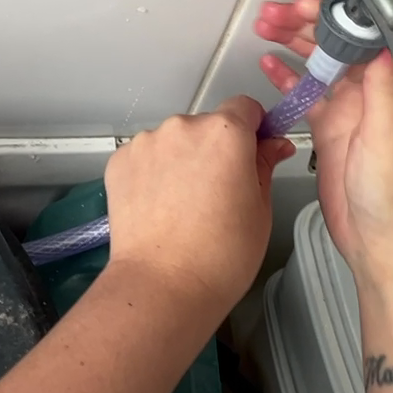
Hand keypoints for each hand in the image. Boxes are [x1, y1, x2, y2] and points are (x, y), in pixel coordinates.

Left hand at [103, 97, 295, 319]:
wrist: (162, 285)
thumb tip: (272, 144)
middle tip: (218, 191)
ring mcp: (146, 141)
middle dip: (214, 149)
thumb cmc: (220, 255)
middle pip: (206, 125)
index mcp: (225, 133)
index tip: (253, 149)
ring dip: (181, 159)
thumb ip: (264, 165)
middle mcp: (182, 126)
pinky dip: (153, 172)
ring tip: (183, 205)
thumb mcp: (259, 210)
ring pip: (173, 141)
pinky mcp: (120, 159)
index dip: (252, 127)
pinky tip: (158, 206)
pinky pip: (145, 156)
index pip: (244, 107)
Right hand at [255, 0, 392, 273]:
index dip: (339, 16)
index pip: (372, 38)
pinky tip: (269, 62)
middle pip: (341, 43)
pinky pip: (306, 93)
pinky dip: (287, 76)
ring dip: (294, 42)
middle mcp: (379, 93)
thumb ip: (385, 93)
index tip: (308, 7)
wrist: (384, 248)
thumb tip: (381, 43)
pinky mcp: (332, 127)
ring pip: (321, 62)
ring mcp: (354, 109)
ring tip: (266, 25)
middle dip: (307, 23)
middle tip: (275, 13)